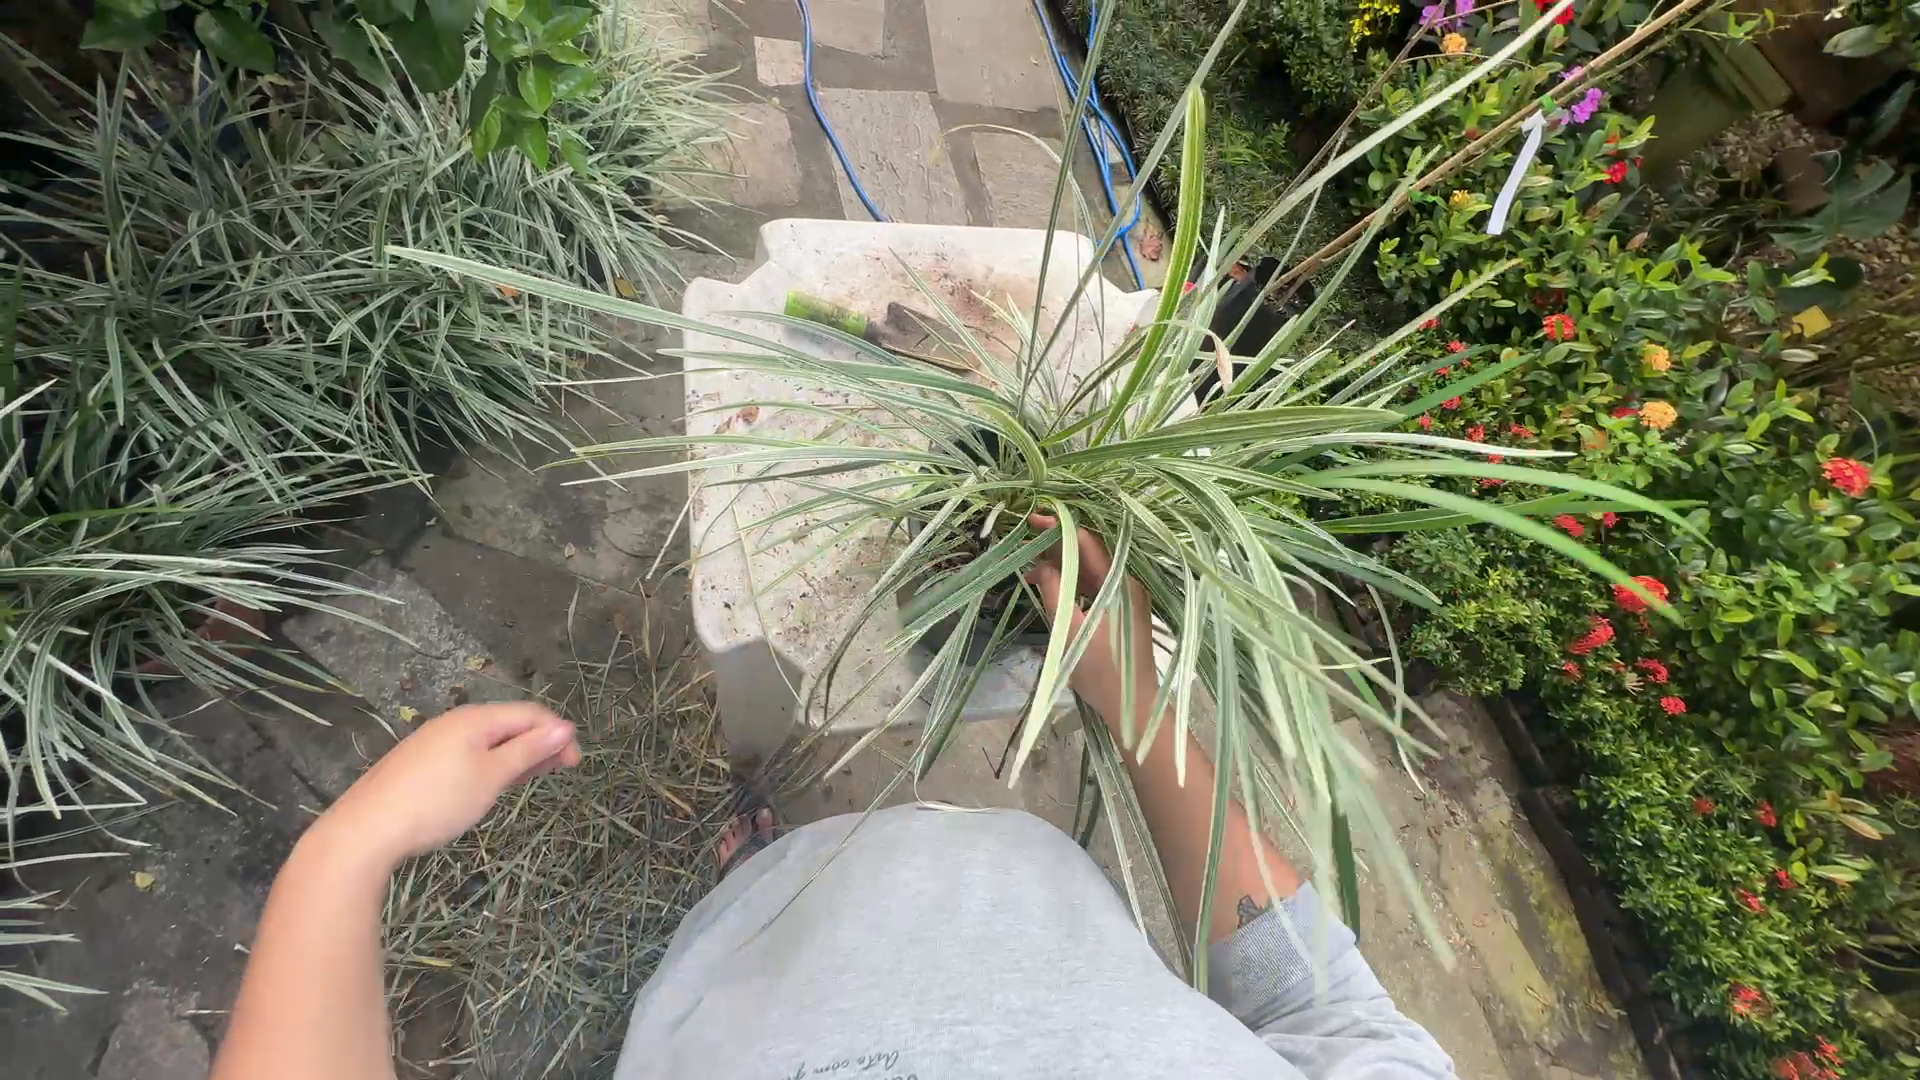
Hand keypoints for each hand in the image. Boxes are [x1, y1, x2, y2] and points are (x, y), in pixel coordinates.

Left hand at [307, 702, 580, 870]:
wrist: (360, 836)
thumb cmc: (436, 802)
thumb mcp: (492, 777)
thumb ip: (530, 750)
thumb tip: (565, 727)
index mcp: (475, 719)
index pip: (531, 714)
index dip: (558, 734)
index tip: (574, 764)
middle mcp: (455, 723)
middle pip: (510, 724)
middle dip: (540, 744)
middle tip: (559, 771)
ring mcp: (434, 743)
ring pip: (489, 741)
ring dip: (517, 755)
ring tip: (531, 779)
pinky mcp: (419, 764)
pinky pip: (469, 754)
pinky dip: (492, 765)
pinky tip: (492, 785)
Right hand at [1023, 514, 1158, 732]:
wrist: (1133, 706)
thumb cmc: (1100, 670)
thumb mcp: (1068, 628)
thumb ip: (1054, 590)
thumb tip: (1041, 566)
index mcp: (1118, 582)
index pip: (1085, 541)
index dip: (1057, 528)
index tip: (1030, 522)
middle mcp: (1128, 583)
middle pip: (1089, 553)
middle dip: (1056, 547)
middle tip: (1024, 546)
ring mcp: (1128, 597)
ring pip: (1091, 571)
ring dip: (1063, 567)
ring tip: (1031, 572)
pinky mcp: (1125, 611)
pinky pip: (1097, 586)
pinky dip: (1074, 584)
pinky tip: (1054, 589)